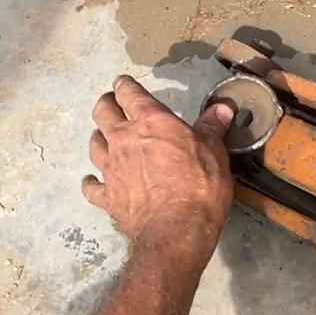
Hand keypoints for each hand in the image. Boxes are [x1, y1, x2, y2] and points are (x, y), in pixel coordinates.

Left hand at [83, 76, 234, 268]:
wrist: (176, 231)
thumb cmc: (199, 186)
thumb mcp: (214, 152)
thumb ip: (213, 127)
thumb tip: (224, 106)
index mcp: (150, 122)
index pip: (130, 93)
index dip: (125, 85)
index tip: (123, 82)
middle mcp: (123, 140)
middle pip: (102, 113)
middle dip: (106, 104)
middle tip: (111, 104)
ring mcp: (111, 169)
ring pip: (94, 144)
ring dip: (99, 138)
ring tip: (105, 138)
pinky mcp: (107, 197)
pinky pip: (91, 186)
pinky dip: (92, 182)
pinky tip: (93, 182)